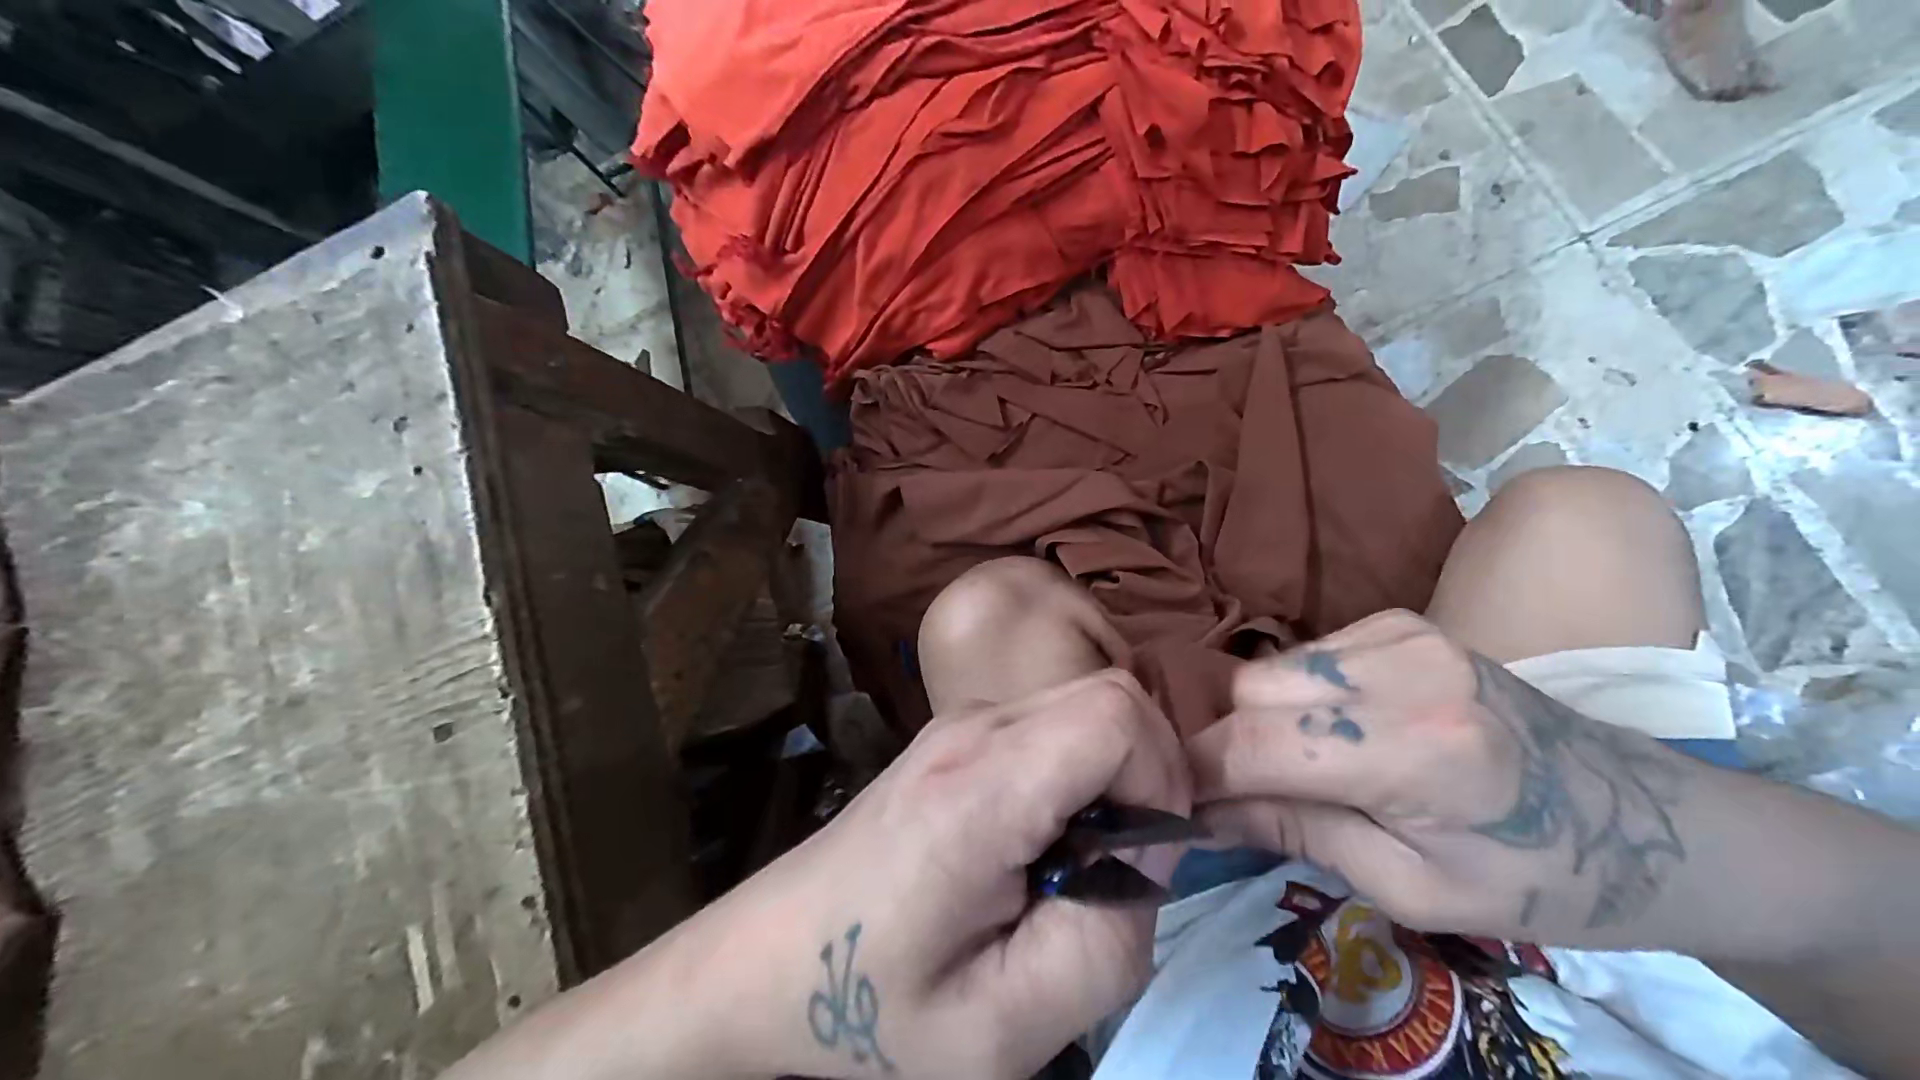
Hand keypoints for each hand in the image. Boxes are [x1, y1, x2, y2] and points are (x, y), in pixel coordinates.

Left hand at [684, 670, 1189, 1079]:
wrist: (772, 963)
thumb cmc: (877, 1005)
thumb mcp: (1007, 1024)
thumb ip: (1108, 940)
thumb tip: (1145, 855)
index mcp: (980, 785)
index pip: (1117, 714)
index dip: (1161, 782)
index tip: (1138, 865)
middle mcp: (972, 727)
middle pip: (1111, 699)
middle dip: (1146, 779)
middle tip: (1112, 869)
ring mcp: (959, 722)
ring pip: (1085, 708)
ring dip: (1112, 781)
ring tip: (1070, 863)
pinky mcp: (956, 734)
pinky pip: (1051, 725)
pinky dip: (1078, 774)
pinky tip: (1039, 840)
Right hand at [1187, 610, 1695, 944]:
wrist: (1651, 822)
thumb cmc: (1537, 878)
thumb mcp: (1409, 887)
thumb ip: (1292, 833)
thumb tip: (1193, 813)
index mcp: (1417, 749)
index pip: (1254, 746)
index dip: (1198, 775)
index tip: (1176, 805)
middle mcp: (1404, 669)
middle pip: (1248, 694)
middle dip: (1233, 746)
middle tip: (1252, 797)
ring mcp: (1403, 633)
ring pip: (1268, 668)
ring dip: (1263, 720)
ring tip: (1302, 767)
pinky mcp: (1400, 621)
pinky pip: (1303, 654)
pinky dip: (1296, 695)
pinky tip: (1338, 730)